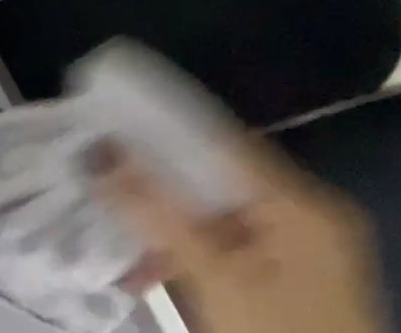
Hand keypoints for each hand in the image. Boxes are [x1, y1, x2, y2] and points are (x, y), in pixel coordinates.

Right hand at [96, 138, 388, 332]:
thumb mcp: (212, 276)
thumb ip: (154, 209)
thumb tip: (96, 152)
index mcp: (301, 204)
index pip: (215, 141)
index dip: (155, 129)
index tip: (100, 123)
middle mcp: (304, 213)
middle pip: (209, 177)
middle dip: (151, 182)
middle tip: (96, 174)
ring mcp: (298, 246)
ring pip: (210, 212)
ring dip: (161, 222)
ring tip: (111, 226)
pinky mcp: (286, 273)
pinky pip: (222, 239)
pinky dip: (184, 248)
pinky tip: (145, 265)